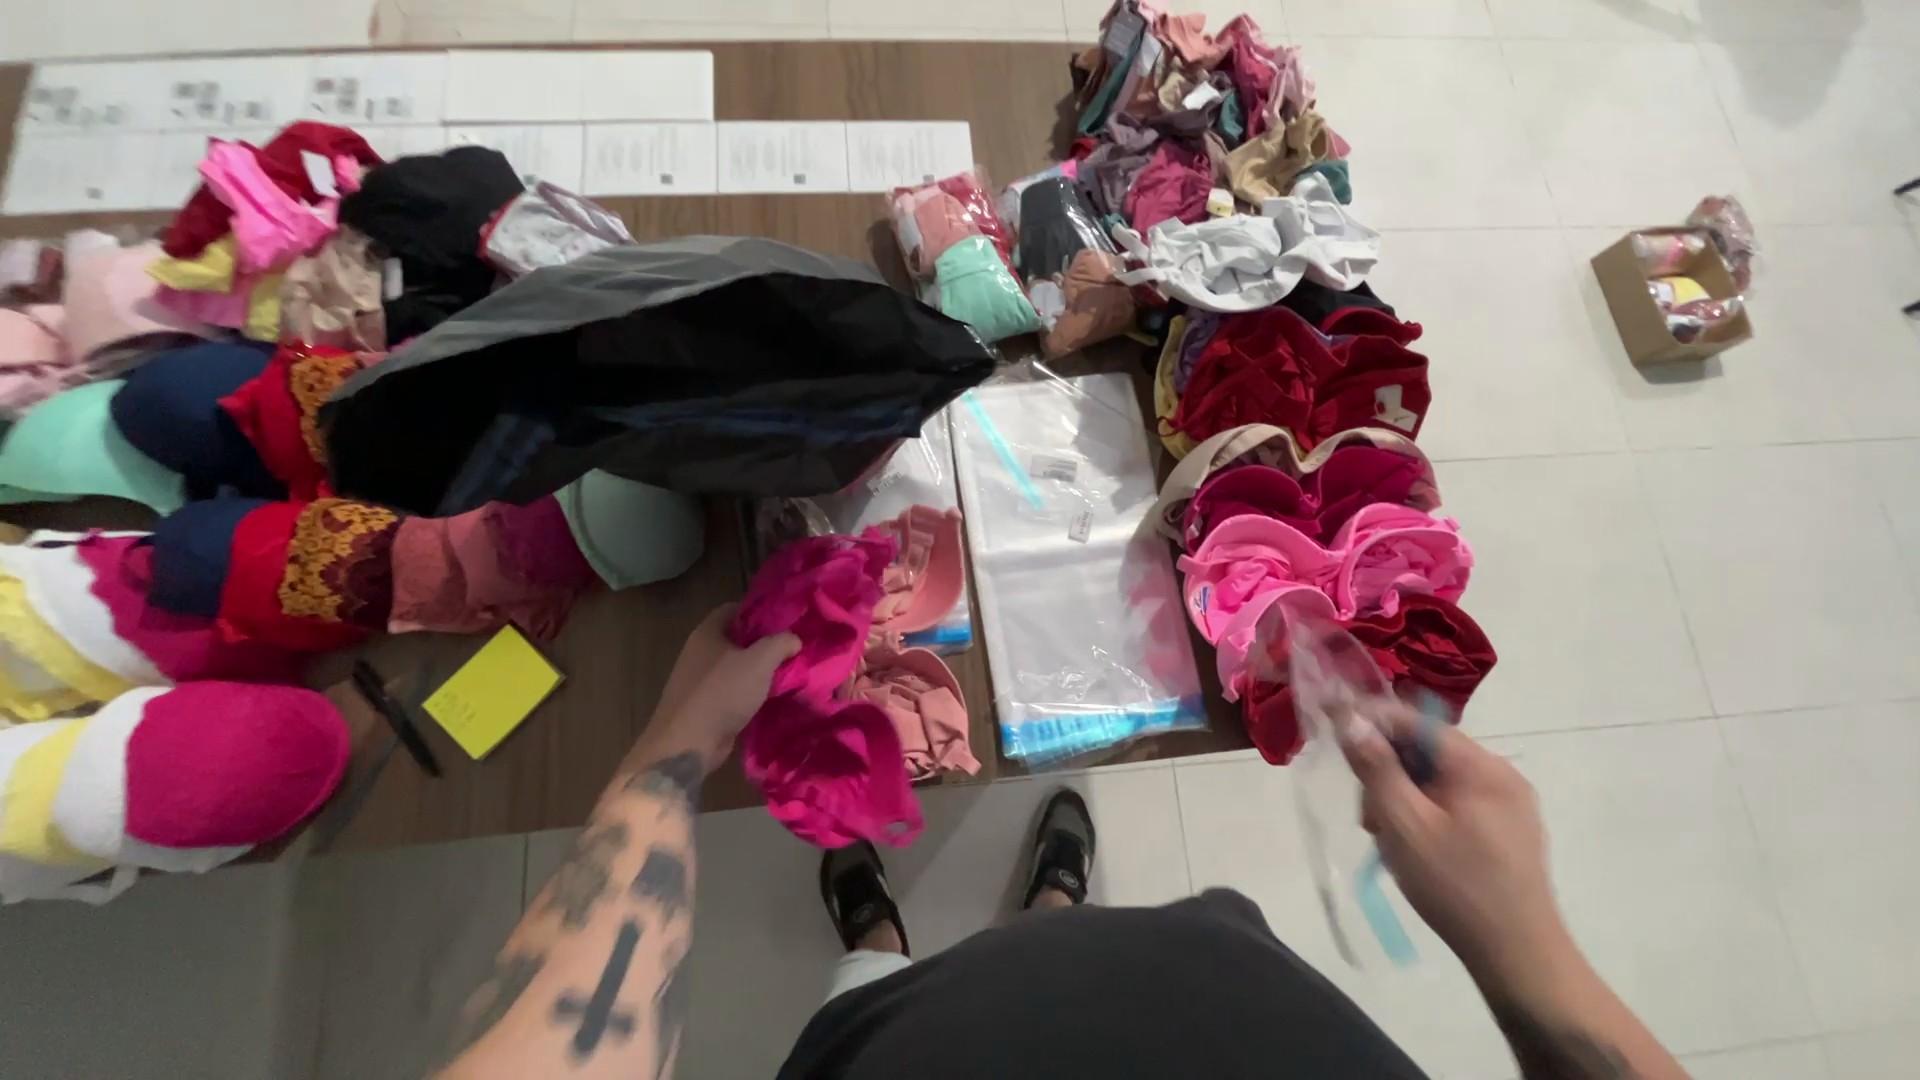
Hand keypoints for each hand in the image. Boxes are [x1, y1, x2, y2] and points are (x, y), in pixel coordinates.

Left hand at [646, 605, 799, 763]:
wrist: (688, 742)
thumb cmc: (723, 692)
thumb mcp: (759, 661)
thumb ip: (781, 643)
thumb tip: (794, 640)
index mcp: (707, 632)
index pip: (735, 609)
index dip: (760, 611)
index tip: (786, 619)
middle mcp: (700, 651)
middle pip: (737, 638)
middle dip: (764, 642)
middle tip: (793, 646)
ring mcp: (700, 680)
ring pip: (737, 666)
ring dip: (760, 669)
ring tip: (789, 671)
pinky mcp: (705, 704)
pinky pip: (733, 689)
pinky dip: (751, 691)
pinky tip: (772, 696)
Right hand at [1342, 705, 1571, 985]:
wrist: (1518, 957)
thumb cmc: (1454, 884)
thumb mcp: (1402, 822)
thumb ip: (1375, 766)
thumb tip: (1350, 718)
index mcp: (1479, 766)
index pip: (1414, 721)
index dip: (1369, 722)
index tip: (1332, 733)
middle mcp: (1500, 774)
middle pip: (1425, 749)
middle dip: (1386, 770)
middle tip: (1367, 814)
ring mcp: (1508, 803)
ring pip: (1436, 777)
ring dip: (1402, 794)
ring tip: (1387, 835)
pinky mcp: (1508, 829)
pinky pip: (1454, 800)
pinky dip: (1424, 810)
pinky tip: (1413, 843)